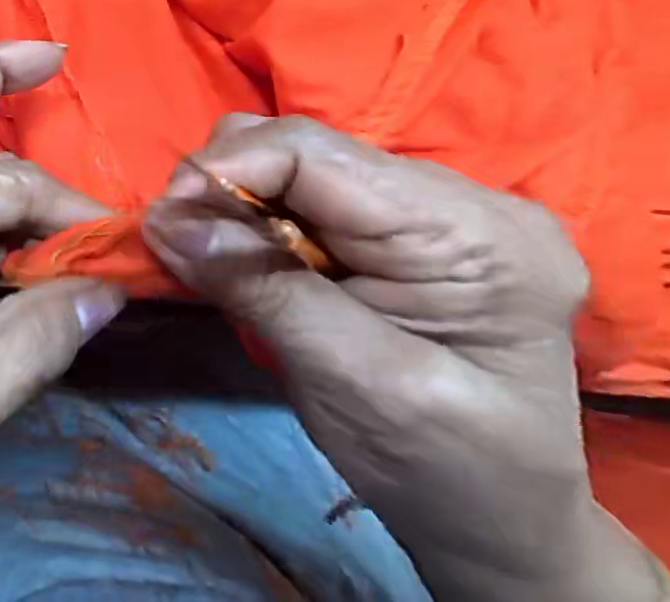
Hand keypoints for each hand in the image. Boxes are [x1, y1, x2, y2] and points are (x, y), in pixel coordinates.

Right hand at [142, 115, 669, 601]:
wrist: (504, 522)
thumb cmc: (445, 474)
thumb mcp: (350, 386)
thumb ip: (263, 291)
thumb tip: (167, 222)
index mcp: (471, 232)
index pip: (316, 151)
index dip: (226, 168)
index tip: (165, 217)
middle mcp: (461, 196)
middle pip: (304, 147)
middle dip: (228, 185)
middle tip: (185, 243)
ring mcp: (436, 203)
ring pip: (299, 163)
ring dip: (241, 203)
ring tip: (223, 259)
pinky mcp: (408, 221)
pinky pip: (310, 193)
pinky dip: (264, 219)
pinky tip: (257, 261)